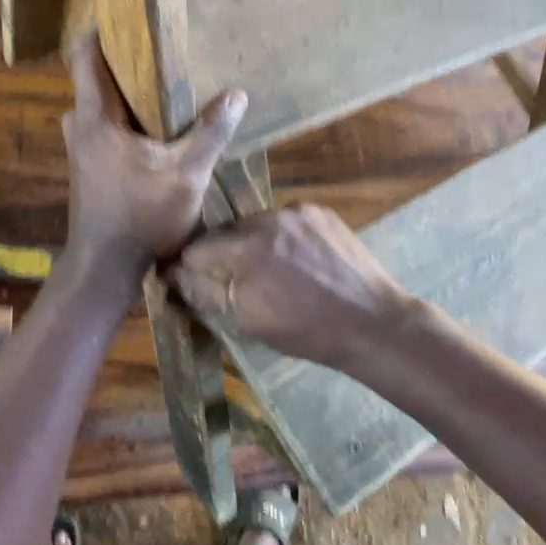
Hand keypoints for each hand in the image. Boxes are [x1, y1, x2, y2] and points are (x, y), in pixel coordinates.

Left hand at [60, 34, 245, 286]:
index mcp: (96, 117)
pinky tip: (157, 127)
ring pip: (102, 104)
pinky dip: (127, 118)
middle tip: (166, 50)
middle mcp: (80, 125)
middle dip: (128, 60)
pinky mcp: (88, 165)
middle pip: (97, 76)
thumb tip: (237, 95)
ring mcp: (81, 147)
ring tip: (167, 85)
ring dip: (130, 93)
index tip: (132, 12)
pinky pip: (105, 125)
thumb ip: (210, 133)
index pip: (85, 54)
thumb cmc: (141, 219)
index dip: (104, 28)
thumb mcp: (186, 177)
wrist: (105, 268)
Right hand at [169, 205, 414, 367]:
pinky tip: (299, 263)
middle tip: (238, 283)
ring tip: (274, 274)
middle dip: (224, 256)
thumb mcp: (247, 321)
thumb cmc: (307, 332)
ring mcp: (297, 211)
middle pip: (225, 233)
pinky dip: (283, 239)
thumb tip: (173, 275)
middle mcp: (268, 219)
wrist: (371, 323)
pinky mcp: (320, 212)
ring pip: (256, 225)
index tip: (193, 282)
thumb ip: (206, 292)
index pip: (196, 249)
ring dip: (254, 245)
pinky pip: (285, 222)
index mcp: (246, 247)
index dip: (190, 268)